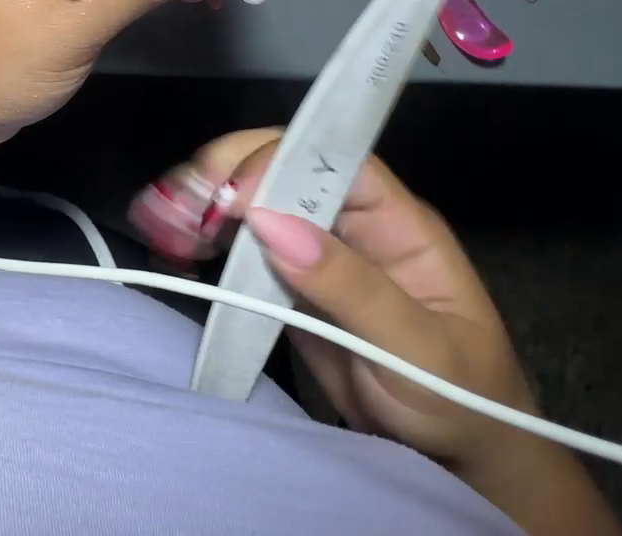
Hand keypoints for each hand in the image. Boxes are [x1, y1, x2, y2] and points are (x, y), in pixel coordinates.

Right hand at [131, 131, 536, 468]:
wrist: (455, 458)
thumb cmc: (461, 398)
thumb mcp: (418, 347)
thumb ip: (351, 286)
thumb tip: (271, 222)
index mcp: (392, 220)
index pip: (328, 162)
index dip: (274, 162)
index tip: (230, 197)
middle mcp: (346, 222)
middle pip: (277, 169)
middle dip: (223, 176)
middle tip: (178, 205)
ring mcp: (310, 251)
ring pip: (249, 201)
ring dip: (201, 202)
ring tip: (159, 219)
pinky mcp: (283, 282)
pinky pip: (236, 245)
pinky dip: (200, 238)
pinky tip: (171, 242)